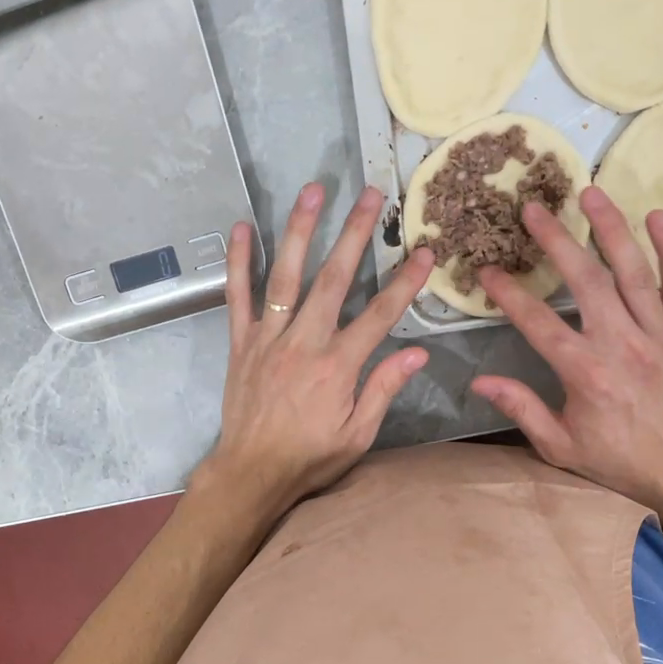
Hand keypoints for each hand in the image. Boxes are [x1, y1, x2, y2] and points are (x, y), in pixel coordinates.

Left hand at [198, 182, 434, 515]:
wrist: (252, 473)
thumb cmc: (310, 458)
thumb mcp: (358, 435)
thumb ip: (384, 389)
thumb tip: (418, 353)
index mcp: (338, 367)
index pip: (379, 315)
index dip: (405, 282)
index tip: (424, 251)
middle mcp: (304, 343)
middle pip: (334, 280)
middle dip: (355, 234)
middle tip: (371, 194)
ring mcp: (268, 339)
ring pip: (285, 276)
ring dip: (300, 230)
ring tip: (313, 190)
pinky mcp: (241, 344)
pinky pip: (238, 297)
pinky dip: (239, 262)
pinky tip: (242, 228)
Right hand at [470, 187, 662, 515]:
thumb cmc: (617, 460)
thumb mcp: (559, 446)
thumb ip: (522, 408)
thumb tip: (480, 382)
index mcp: (587, 374)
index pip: (540, 323)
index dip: (510, 295)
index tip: (487, 271)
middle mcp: (623, 344)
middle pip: (587, 281)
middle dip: (557, 241)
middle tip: (533, 208)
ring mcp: (658, 333)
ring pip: (633, 270)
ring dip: (611, 228)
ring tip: (590, 193)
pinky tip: (657, 217)